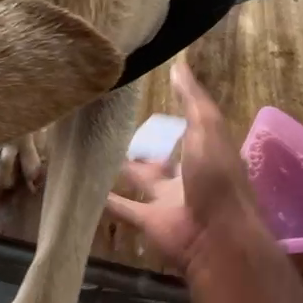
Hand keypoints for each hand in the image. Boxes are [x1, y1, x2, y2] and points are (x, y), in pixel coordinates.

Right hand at [105, 61, 267, 272]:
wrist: (217, 239)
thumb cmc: (216, 177)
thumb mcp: (208, 129)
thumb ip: (192, 100)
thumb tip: (178, 64)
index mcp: (204, 154)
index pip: (186, 130)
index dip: (171, 117)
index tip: (148, 97)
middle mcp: (185, 176)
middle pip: (161, 157)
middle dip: (143, 145)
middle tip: (112, 122)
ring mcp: (165, 200)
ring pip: (139, 181)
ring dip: (121, 169)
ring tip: (92, 147)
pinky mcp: (147, 221)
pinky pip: (122, 207)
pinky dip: (104, 199)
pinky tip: (84, 184)